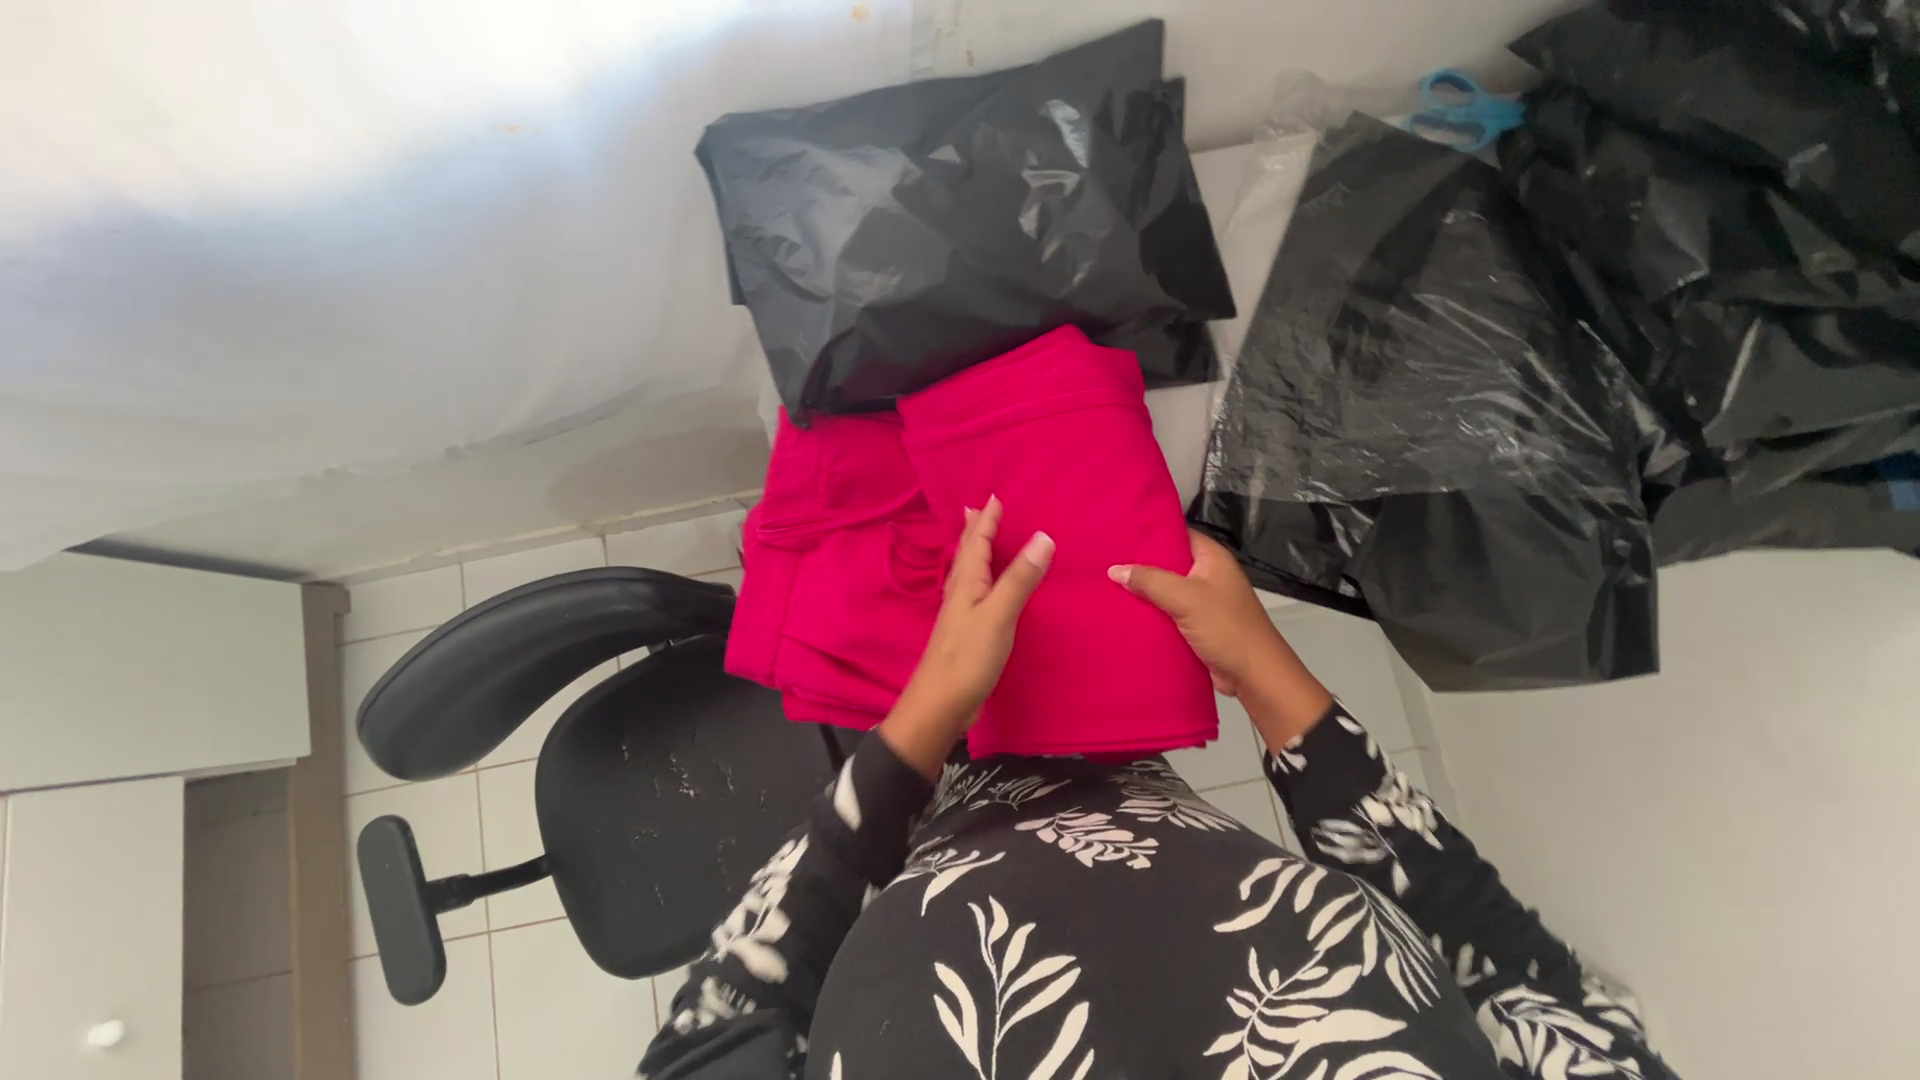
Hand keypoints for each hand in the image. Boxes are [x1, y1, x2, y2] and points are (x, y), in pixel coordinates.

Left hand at [880, 496, 1052, 778]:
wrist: (939, 706)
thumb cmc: (967, 659)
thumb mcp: (998, 616)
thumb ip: (1019, 579)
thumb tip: (1043, 537)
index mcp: (966, 584)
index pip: (976, 543)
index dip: (985, 520)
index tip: (994, 496)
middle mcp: (960, 594)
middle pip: (967, 554)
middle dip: (975, 531)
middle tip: (977, 509)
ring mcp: (961, 616)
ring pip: (968, 574)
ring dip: (975, 553)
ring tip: (978, 539)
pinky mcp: (966, 635)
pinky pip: (974, 594)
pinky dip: (981, 580)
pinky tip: (982, 589)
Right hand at [1109, 530, 1331, 748]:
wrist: (1254, 675)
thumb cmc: (1226, 628)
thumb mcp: (1186, 598)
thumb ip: (1149, 580)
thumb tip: (1114, 569)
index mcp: (1211, 558)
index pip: (1176, 534)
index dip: (1148, 533)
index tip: (1116, 534)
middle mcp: (1206, 575)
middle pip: (1167, 563)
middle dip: (1138, 565)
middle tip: (1102, 561)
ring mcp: (1201, 601)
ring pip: (1164, 590)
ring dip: (1141, 592)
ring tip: (1104, 586)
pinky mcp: (1195, 625)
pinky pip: (1166, 613)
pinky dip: (1149, 614)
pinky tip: (1122, 613)